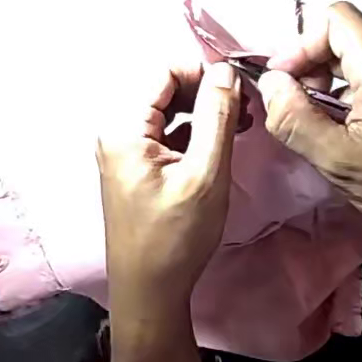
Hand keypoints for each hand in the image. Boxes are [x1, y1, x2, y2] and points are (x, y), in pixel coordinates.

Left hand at [97, 61, 241, 326]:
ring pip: (167, 109)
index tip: (238, 86)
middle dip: (205, 90)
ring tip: (242, 122)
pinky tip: (224, 140)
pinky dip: (194, 130)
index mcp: (123, 128)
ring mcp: (124, 149)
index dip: (201, 71)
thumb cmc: (176, 236)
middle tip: (245, 105)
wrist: (150, 292)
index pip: (162, 72)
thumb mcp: (206, 174)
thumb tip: (225, 70)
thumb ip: (217, 116)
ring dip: (203, 109)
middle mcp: (116, 131)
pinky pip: (166, 132)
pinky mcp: (137, 165)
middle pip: (163, 88)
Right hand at [257, 3, 361, 269]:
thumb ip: (295, 119)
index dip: (299, 45)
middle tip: (300, 117)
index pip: (332, 17)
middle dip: (313, 71)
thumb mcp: (340, 161)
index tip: (284, 86)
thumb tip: (270, 84)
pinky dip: (359, 98)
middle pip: (347, 39)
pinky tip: (356, 138)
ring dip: (334, 89)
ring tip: (326, 134)